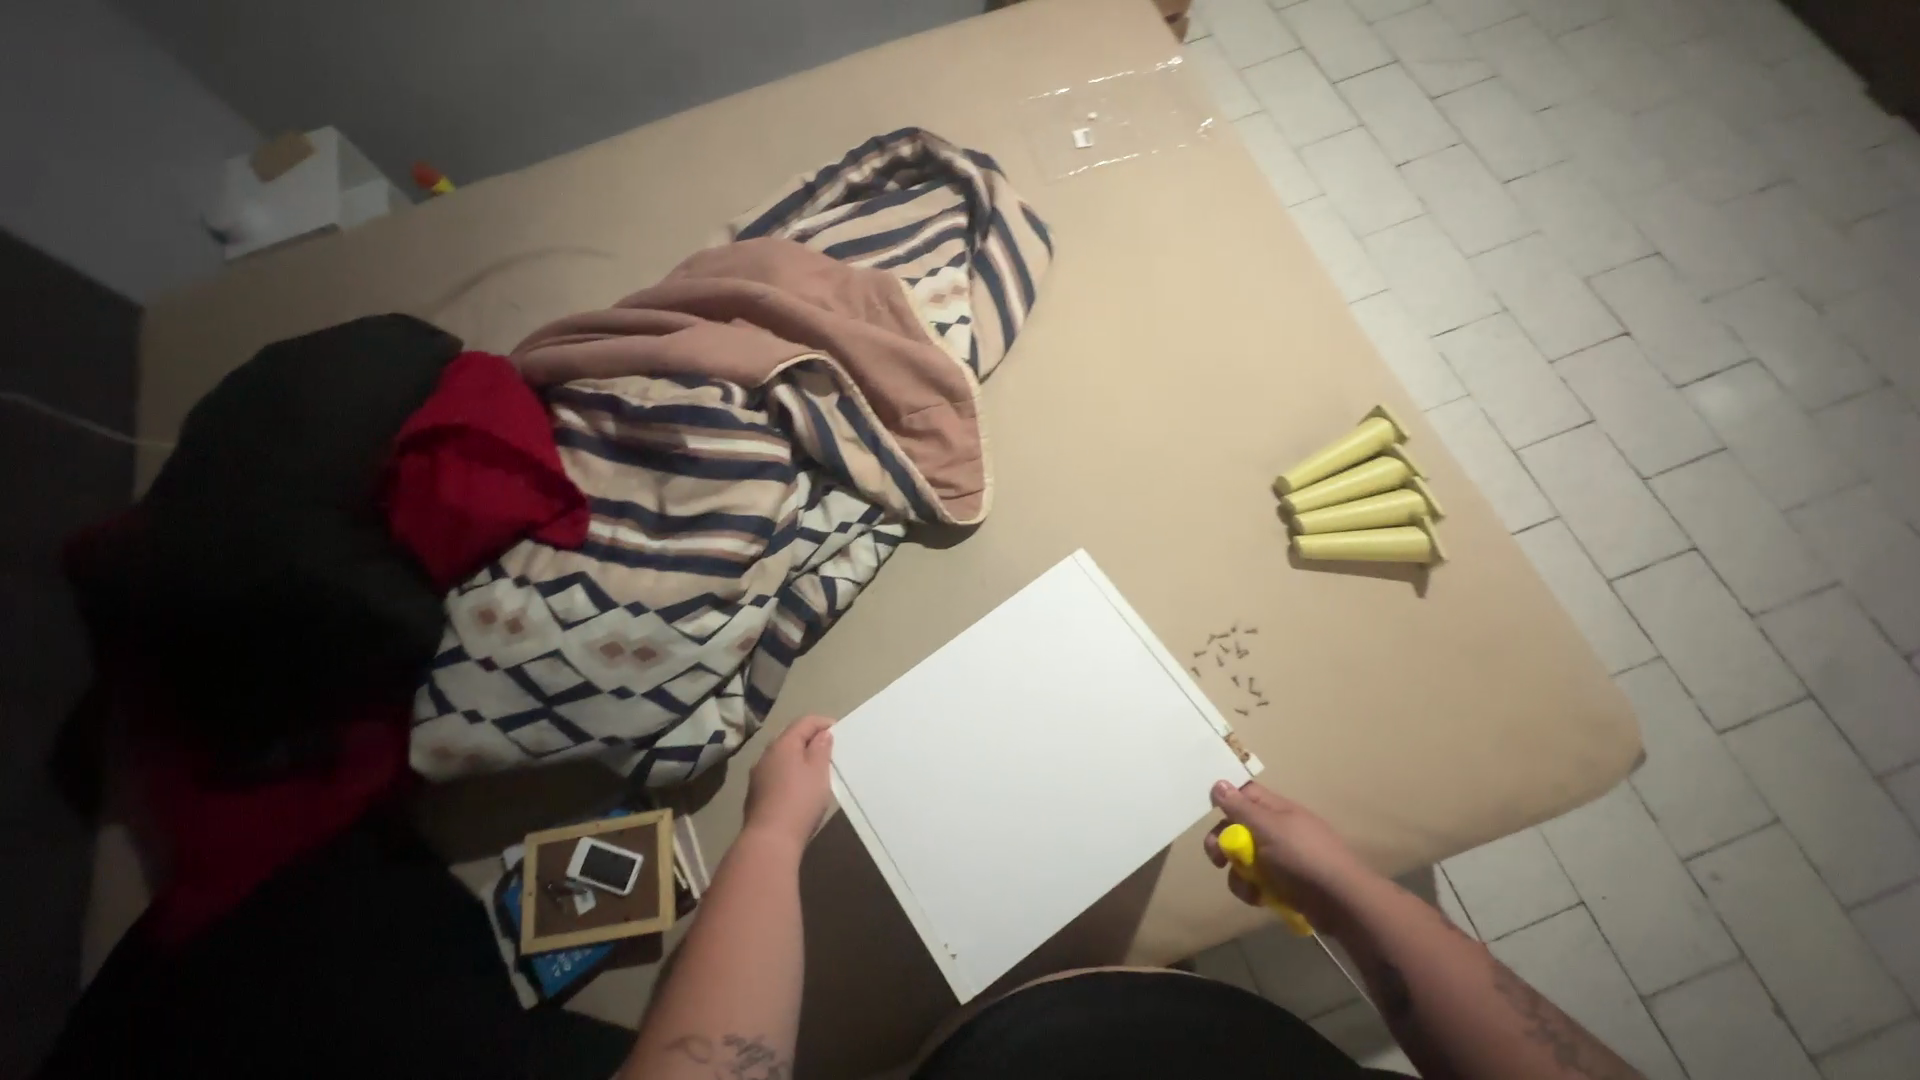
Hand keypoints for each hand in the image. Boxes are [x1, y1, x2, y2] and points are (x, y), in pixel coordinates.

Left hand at [743, 715, 835, 850]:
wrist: (770, 840)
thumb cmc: (800, 801)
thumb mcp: (818, 772)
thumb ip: (821, 749)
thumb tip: (821, 734)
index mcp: (782, 745)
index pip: (804, 722)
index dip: (823, 723)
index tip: (839, 732)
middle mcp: (766, 755)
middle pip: (790, 738)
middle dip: (810, 741)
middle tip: (829, 751)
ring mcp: (758, 776)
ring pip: (782, 758)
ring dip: (799, 759)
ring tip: (816, 772)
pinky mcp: (756, 795)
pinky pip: (776, 775)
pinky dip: (790, 774)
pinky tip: (800, 790)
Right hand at [1203, 781, 1373, 930]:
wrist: (1342, 902)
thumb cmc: (1303, 857)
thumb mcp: (1268, 828)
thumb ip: (1241, 808)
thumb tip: (1218, 783)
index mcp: (1276, 810)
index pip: (1244, 794)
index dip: (1227, 801)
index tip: (1210, 813)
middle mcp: (1277, 831)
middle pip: (1238, 828)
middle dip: (1223, 843)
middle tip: (1218, 859)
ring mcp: (1281, 859)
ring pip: (1244, 859)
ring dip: (1238, 873)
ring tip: (1248, 886)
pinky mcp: (1283, 884)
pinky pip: (1256, 882)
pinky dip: (1253, 890)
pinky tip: (1260, 899)